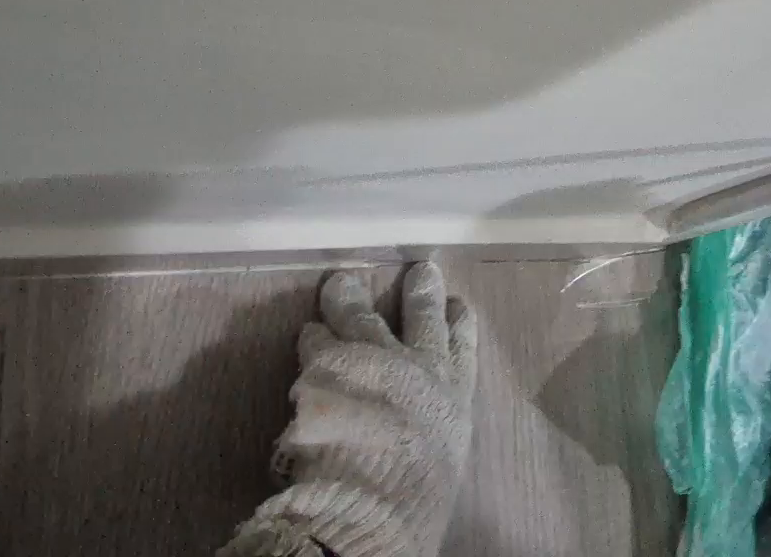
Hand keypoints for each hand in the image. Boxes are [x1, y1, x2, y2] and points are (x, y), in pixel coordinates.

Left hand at [222, 262, 477, 556]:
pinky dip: (314, 337)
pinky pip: (320, 341)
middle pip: (421, 315)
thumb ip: (431, 424)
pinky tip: (309, 333)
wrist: (374, 501)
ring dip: (351, 297)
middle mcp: (420, 365)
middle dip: (421, 289)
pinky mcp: (331, 361)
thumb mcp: (441, 457)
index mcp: (451, 392)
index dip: (458, 321)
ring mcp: (375, 357)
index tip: (456, 302)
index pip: (461, 345)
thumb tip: (420, 424)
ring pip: (363, 315)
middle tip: (419, 269)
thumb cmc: (416, 495)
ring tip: (342, 284)